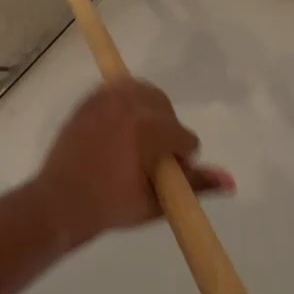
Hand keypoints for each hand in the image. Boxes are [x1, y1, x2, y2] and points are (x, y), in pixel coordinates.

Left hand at [32, 78, 233, 244]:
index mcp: (149, 129)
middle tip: (154, 156)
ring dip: (148, 110)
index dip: (182, 159)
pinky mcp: (88, 101)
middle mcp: (128, 106)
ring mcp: (105, 100)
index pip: (184, 138)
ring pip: (141, 91)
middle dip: (167, 129)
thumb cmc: (111, 204)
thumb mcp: (157, 201)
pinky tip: (121, 126)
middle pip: (164, 106)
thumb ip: (194, 185)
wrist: (63, 199)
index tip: (168, 173)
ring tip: (139, 140)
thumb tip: (231, 180)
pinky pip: (116, 89)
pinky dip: (125, 101)